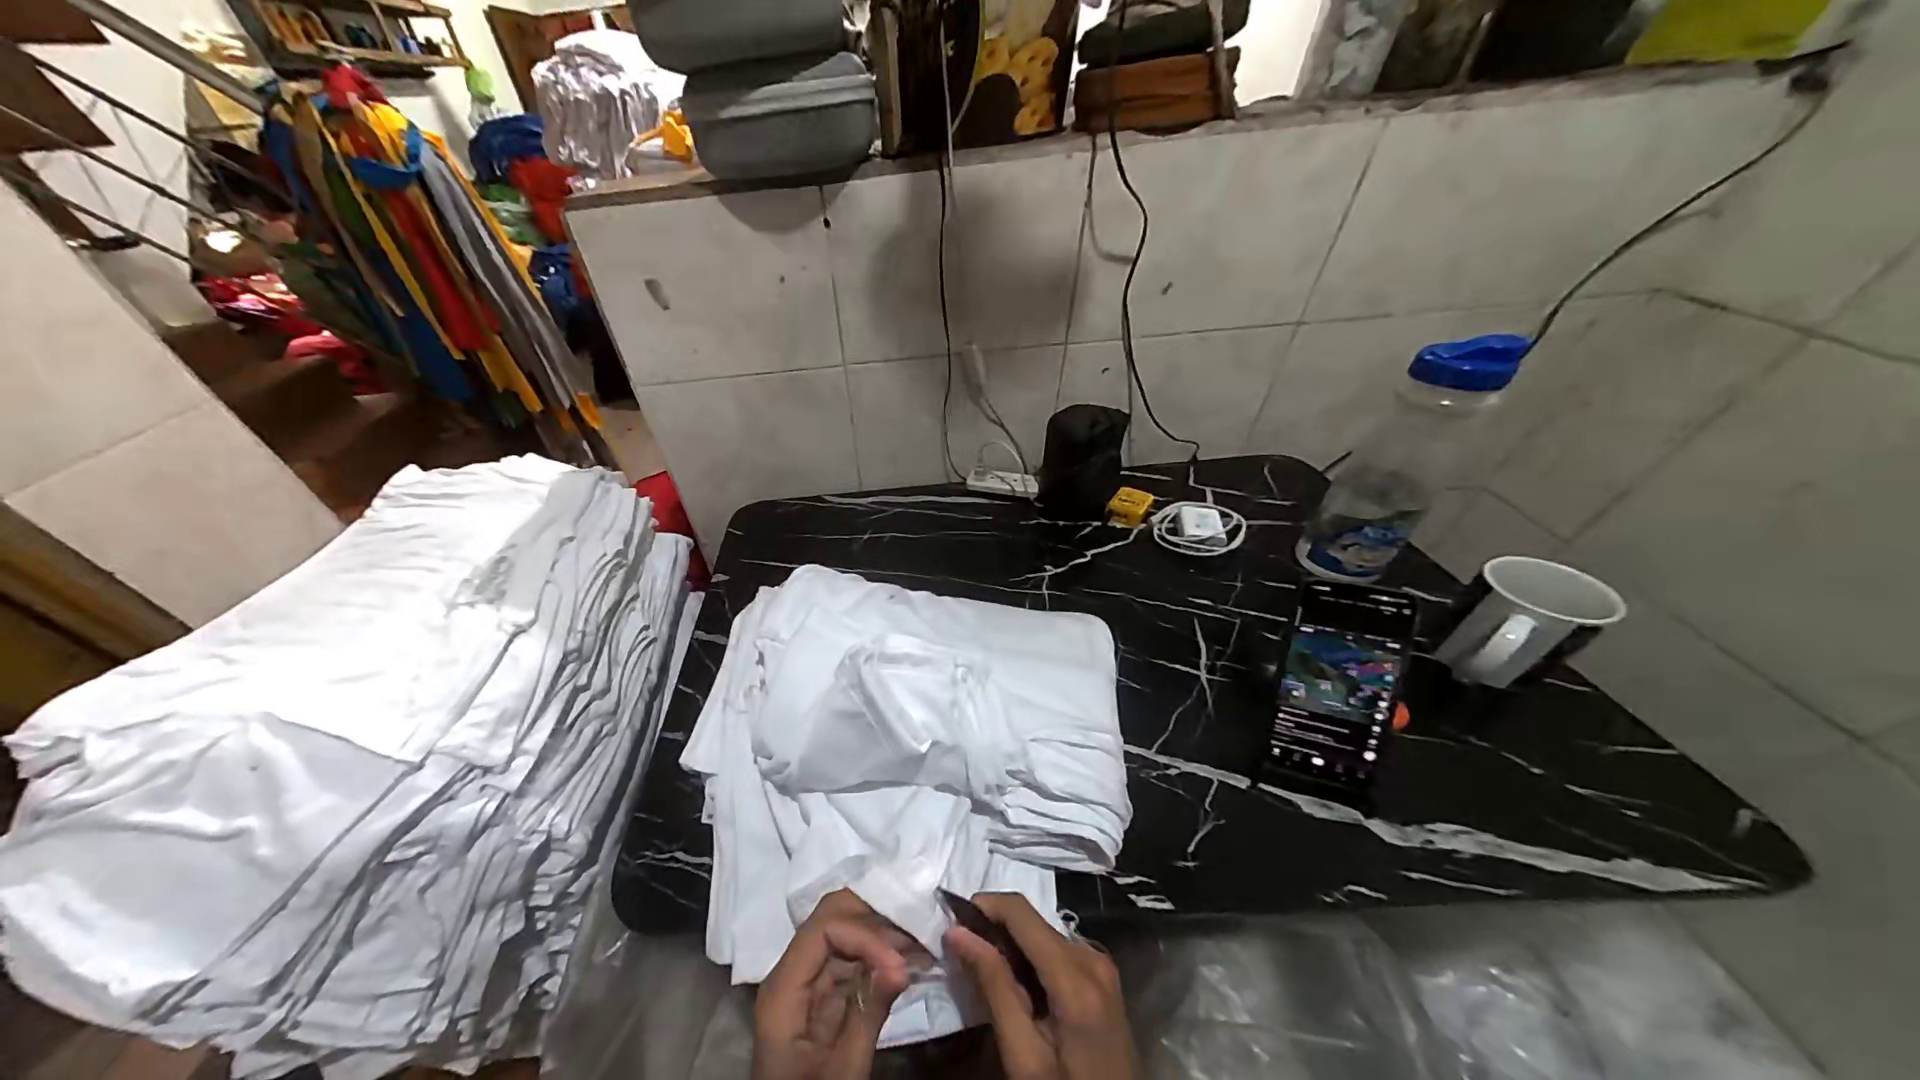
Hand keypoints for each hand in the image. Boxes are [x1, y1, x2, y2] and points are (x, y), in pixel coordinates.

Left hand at [752, 889, 917, 1079]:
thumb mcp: (842, 1069)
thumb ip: (869, 1013)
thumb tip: (903, 963)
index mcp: (783, 989)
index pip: (823, 930)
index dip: (864, 934)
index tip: (899, 960)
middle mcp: (791, 973)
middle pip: (830, 918)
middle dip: (874, 917)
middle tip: (916, 930)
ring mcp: (807, 981)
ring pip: (844, 931)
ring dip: (883, 932)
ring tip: (921, 941)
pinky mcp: (824, 993)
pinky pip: (852, 957)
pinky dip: (881, 953)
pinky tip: (910, 957)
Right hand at [945, 893, 1142, 1079]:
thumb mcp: (1023, 1056)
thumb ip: (993, 988)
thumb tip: (957, 932)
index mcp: (1075, 976)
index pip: (1021, 912)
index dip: (983, 906)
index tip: (951, 921)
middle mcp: (1092, 956)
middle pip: (1032, 921)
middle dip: (993, 930)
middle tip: (963, 958)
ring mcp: (1101, 964)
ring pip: (1042, 933)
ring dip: (1011, 946)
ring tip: (987, 978)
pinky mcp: (1102, 975)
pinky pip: (1057, 949)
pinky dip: (1031, 958)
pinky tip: (1018, 989)